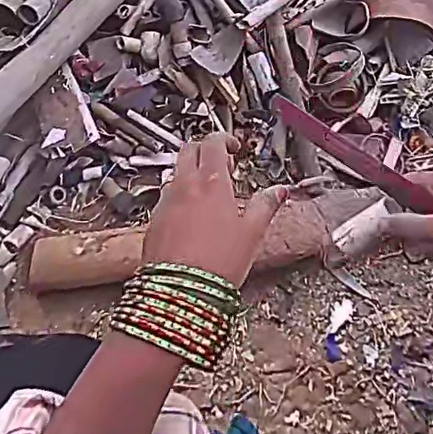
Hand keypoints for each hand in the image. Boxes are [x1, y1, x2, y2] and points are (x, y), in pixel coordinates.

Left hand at [142, 133, 286, 285]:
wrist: (179, 293)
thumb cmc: (217, 264)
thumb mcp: (252, 233)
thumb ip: (265, 205)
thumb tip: (278, 191)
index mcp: (211, 182)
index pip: (213, 143)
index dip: (224, 139)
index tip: (233, 147)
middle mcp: (184, 186)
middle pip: (189, 150)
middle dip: (205, 151)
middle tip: (222, 167)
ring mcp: (165, 202)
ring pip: (176, 172)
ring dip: (191, 173)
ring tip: (209, 193)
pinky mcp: (153, 221)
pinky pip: (165, 196)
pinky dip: (179, 195)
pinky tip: (192, 216)